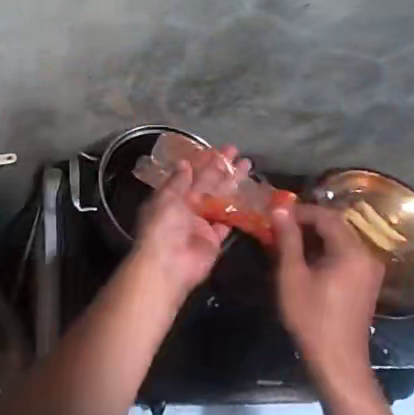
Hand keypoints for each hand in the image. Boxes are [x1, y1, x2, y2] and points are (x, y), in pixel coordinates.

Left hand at [128, 147, 243, 299]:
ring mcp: (201, 223)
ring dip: (233, 184)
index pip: (189, 174)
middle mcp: (185, 207)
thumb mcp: (167, 199)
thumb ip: (178, 181)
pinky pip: (227, 222)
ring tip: (248, 167)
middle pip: (207, 184)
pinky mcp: (214, 239)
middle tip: (238, 153)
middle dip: (222, 168)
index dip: (203, 161)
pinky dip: (238, 210)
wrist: (168, 265)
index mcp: (171, 196)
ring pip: (219, 200)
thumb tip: (184, 163)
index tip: (219, 149)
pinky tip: (250, 196)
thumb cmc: (163, 227)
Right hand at [270, 204, 385, 382]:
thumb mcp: (292, 276)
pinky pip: (345, 255)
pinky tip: (304, 261)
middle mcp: (367, 255)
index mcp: (352, 251)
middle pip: (337, 226)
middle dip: (306, 223)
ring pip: (341, 240)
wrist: (338, 360)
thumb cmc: (311, 317)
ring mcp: (370, 270)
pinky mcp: (366, 282)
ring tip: (286, 243)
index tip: (275, 215)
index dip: (300, 211)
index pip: (326, 216)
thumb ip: (288, 239)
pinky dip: (325, 251)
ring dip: (314, 237)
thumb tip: (280, 208)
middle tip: (278, 228)